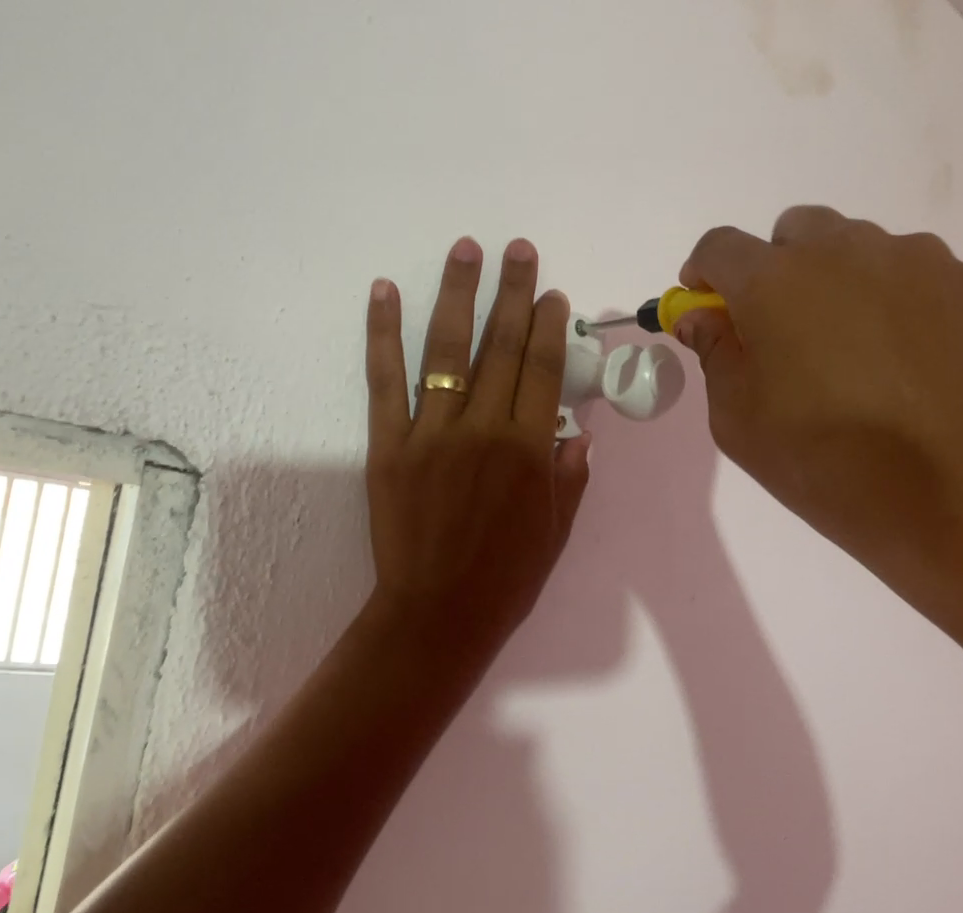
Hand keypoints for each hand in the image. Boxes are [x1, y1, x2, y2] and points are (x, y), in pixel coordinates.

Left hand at [363, 237, 592, 655]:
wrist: (438, 612)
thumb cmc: (506, 578)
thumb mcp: (555, 531)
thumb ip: (570, 477)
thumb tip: (579, 431)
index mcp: (529, 450)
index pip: (542, 370)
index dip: (548, 326)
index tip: (552, 294)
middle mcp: (483, 429)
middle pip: (501, 347)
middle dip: (513, 292)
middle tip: (519, 249)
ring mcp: (432, 433)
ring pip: (447, 350)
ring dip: (458, 293)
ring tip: (466, 249)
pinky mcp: (388, 445)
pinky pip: (385, 380)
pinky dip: (383, 333)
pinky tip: (385, 291)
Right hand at [675, 207, 962, 585]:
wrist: (948, 493)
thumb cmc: (823, 462)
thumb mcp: (738, 421)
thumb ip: (714, 354)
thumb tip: (703, 315)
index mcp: (774, 282)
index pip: (719, 247)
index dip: (703, 275)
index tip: (707, 309)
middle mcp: (844, 249)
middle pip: (794, 232)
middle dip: (775, 270)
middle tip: (782, 335)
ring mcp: (913, 259)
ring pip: (857, 248)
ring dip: (837, 282)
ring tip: (851, 352)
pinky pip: (911, 273)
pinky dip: (892, 301)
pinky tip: (901, 360)